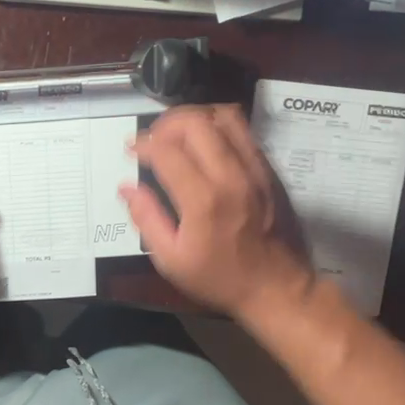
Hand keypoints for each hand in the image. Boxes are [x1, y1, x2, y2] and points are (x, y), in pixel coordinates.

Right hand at [121, 104, 313, 317]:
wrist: (278, 288)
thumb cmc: (219, 278)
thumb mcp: (171, 260)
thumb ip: (146, 218)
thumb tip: (127, 187)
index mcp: (203, 199)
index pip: (166, 150)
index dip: (142, 144)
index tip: (130, 150)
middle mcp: (231, 175)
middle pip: (195, 122)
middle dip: (165, 124)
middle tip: (152, 140)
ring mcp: (255, 168)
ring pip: (224, 117)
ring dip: (194, 118)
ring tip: (178, 134)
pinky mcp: (269, 169)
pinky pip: (243, 131)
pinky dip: (217, 127)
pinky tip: (204, 144)